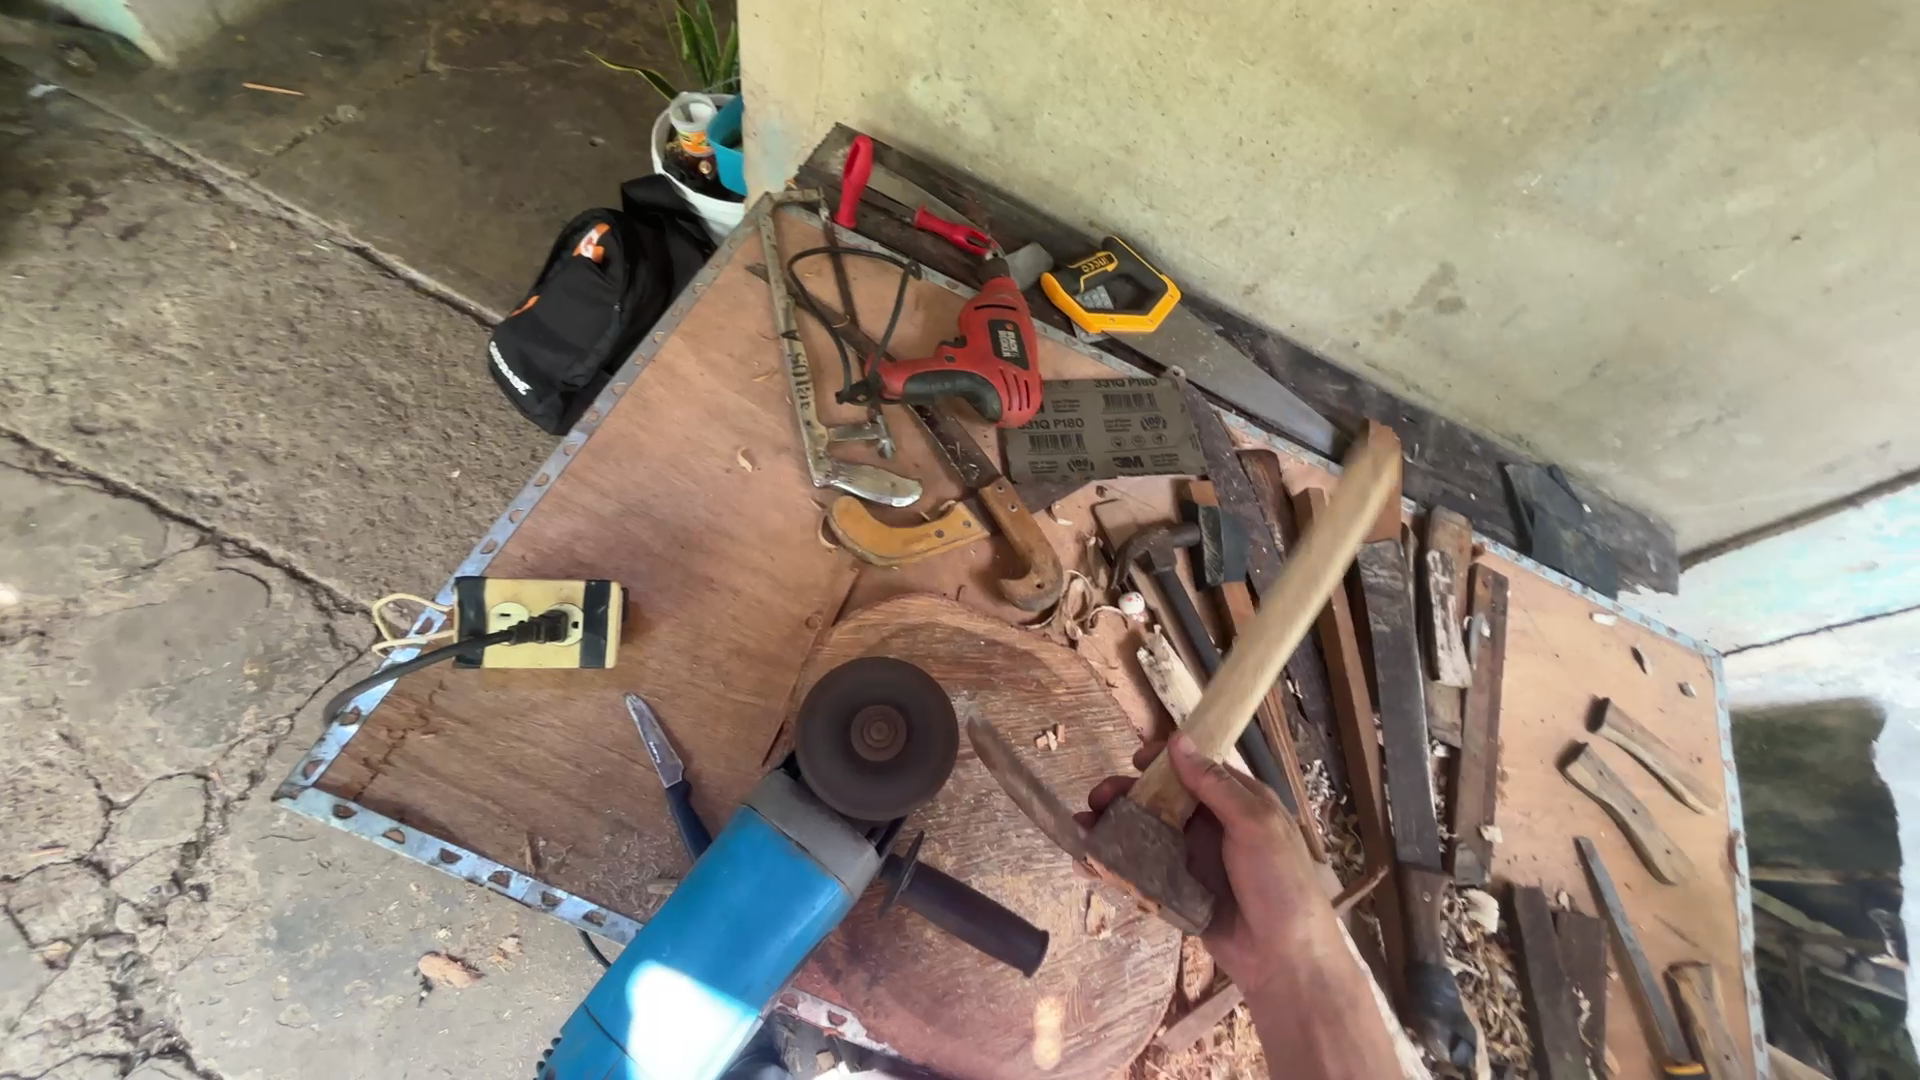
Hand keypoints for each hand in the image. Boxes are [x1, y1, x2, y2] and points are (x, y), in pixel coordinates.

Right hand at [1076, 733, 1335, 997]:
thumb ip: (1214, 785)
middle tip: (1097, 798)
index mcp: (1235, 802)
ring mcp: (1191, 858)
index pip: (1193, 768)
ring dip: (1112, 826)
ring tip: (1083, 828)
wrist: (1286, 961)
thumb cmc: (1280, 884)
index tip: (1135, 760)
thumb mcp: (1254, 825)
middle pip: (1159, 799)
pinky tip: (1088, 862)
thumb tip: (1178, 740)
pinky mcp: (1176, 890)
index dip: (1162, 761)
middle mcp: (1210, 825)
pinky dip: (1113, 864)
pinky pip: (1140, 869)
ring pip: (1143, 832)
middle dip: (1124, 794)